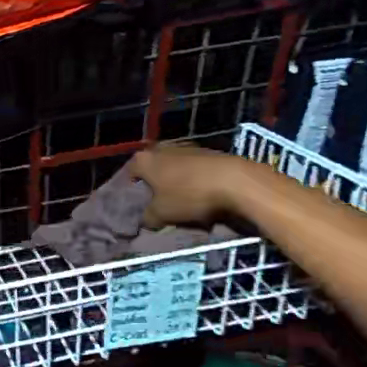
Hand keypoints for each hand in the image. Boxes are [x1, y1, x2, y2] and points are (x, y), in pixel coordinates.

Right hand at [126, 144, 259, 228]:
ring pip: (174, 167)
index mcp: (143, 160)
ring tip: (185, 200)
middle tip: (161, 201)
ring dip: (177, 180)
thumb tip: (147, 219)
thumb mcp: (162, 214)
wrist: (236, 181)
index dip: (133, 190)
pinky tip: (204, 193)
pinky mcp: (208, 151)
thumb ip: (149, 217)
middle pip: (153, 168)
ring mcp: (186, 147)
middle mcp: (160, 148)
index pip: (129, 174)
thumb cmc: (189, 195)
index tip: (140, 204)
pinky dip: (195, 178)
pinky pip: (194, 167)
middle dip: (156, 183)